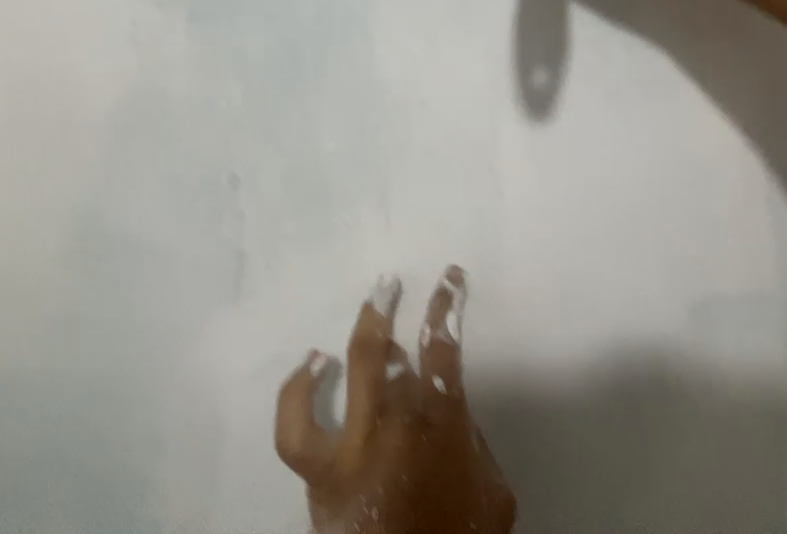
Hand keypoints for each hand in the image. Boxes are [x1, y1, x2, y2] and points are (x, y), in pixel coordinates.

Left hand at [275, 268, 515, 533]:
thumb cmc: (458, 532)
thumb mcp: (491, 486)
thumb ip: (472, 441)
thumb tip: (450, 411)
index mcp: (440, 424)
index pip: (442, 350)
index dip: (446, 307)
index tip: (448, 278)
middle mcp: (393, 426)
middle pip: (388, 353)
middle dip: (387, 311)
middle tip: (388, 283)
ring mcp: (350, 449)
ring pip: (348, 375)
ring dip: (355, 336)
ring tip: (360, 313)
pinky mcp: (319, 475)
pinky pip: (295, 429)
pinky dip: (297, 392)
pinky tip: (310, 366)